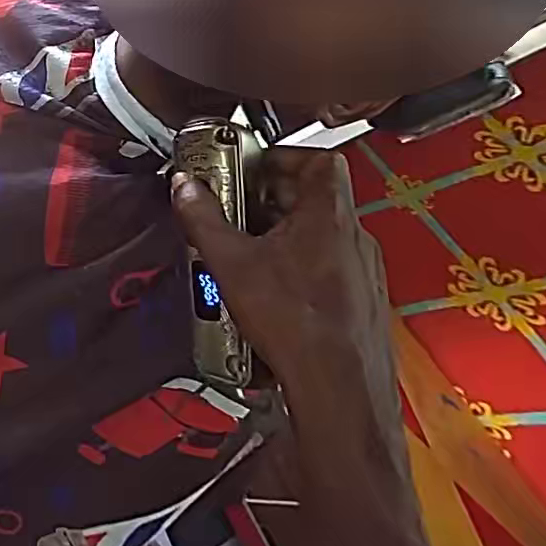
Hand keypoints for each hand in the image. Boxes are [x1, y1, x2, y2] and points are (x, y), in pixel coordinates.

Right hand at [171, 149, 443, 545]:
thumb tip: (182, 183)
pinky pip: (326, 257)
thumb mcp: (230, 262)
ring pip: (319, 228)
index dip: (286, 153)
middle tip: (229, 200)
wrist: (339, 392)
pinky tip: (265, 279)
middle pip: (315, 194)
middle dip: (268, 191)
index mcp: (330, 219)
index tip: (249, 162)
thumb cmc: (287, 317)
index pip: (322, 160)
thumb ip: (203, 218)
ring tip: (239, 240)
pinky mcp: (361, 297)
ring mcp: (364, 269)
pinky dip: (294, 253)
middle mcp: (355, 237)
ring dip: (279, 223)